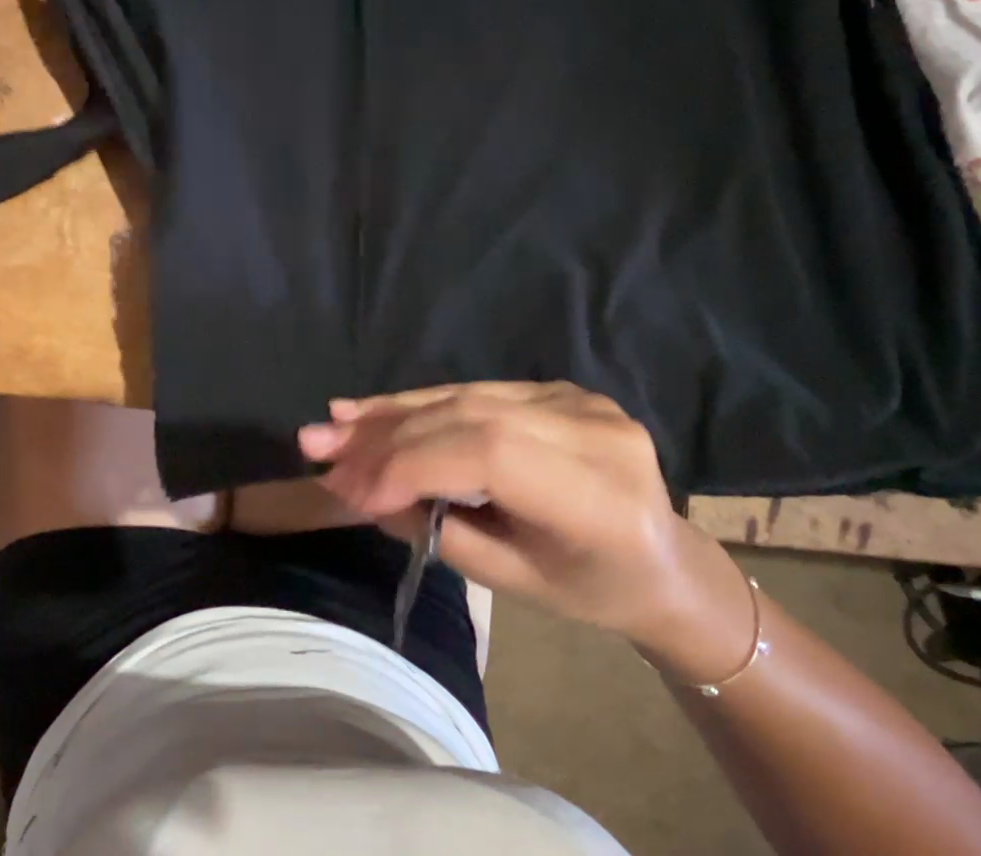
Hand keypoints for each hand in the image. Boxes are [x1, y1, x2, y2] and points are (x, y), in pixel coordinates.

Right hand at [298, 383, 753, 677]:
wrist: (664, 562)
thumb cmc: (591, 590)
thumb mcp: (512, 581)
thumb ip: (438, 531)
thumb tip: (361, 491)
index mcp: (600, 498)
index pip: (490, 455)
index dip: (410, 463)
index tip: (348, 491)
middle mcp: (596, 435)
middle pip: (470, 418)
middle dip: (386, 437)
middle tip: (317, 449)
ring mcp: (581, 403)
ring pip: (465, 398)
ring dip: (391, 413)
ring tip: (332, 427)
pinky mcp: (561, 391)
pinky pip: (475, 393)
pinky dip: (419, 403)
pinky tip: (373, 409)